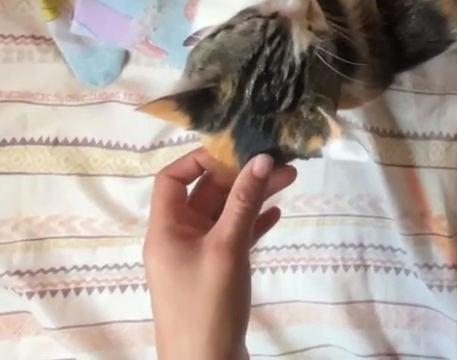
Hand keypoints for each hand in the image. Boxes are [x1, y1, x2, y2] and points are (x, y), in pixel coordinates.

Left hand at [143, 149, 298, 359]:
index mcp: (166, 230)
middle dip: (241, 175)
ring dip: (253, 196)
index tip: (236, 149)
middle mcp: (177, 239)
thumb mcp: (228, 247)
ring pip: (224, 213)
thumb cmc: (208, 307)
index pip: (173, 179)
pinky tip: (277, 214)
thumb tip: (262, 157)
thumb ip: (244, 200)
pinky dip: (253, 222)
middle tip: (278, 161)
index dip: (200, 159)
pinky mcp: (215, 275)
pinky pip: (233, 236)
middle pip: (205, 192)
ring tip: (290, 179)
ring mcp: (196, 258)